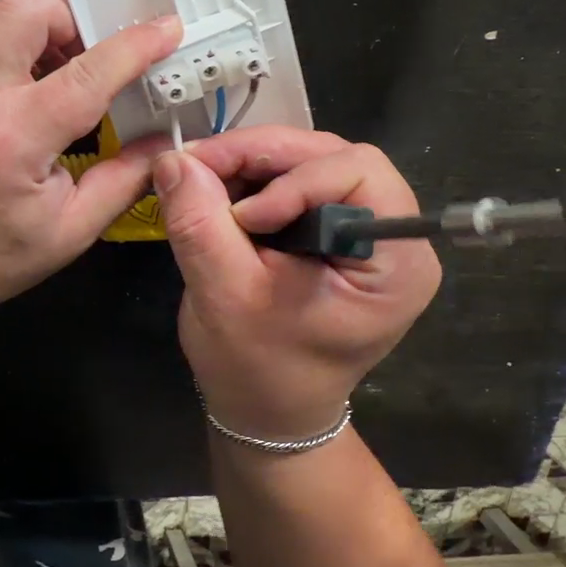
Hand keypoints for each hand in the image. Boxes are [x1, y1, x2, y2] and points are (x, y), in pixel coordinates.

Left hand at [0, 0, 182, 324]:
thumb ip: (123, 180)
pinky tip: (21, 83)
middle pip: (22, 13)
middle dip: (69, 16)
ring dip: (35, 27)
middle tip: (91, 49)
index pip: (85, 73)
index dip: (134, 45)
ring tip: (59, 66)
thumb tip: (163, 143)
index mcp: (13, 139)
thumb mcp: (70, 231)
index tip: (165, 30)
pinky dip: (3, 46)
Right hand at [153, 127, 441, 440]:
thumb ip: (200, 223)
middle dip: (260, 157)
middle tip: (196, 169)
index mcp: (392, 260)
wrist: (265, 410)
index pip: (357, 172)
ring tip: (198, 184)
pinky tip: (213, 197)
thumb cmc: (256, 366)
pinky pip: (289, 182)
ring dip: (247, 165)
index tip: (240, 216)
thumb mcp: (222, 294)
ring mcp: (356, 231)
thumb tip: (173, 158)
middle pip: (329, 156)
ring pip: (305, 161)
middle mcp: (387, 236)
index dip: (293, 178)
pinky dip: (246, 180)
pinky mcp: (324, 232)